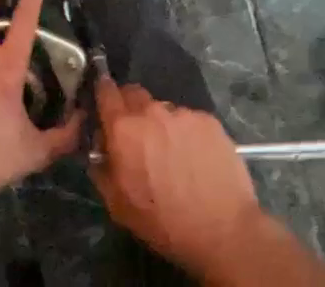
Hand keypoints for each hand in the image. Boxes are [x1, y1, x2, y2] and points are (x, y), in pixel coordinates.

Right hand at [89, 77, 268, 277]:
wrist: (223, 231)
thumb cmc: (164, 223)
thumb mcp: (117, 204)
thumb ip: (101, 167)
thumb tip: (101, 147)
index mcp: (123, 130)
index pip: (105, 91)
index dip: (103, 92)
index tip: (104, 100)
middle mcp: (151, 112)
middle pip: (134, 93)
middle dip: (131, 108)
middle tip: (139, 136)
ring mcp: (183, 114)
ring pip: (163, 109)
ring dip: (161, 124)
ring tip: (173, 154)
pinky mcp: (209, 121)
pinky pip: (189, 120)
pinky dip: (187, 133)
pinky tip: (196, 158)